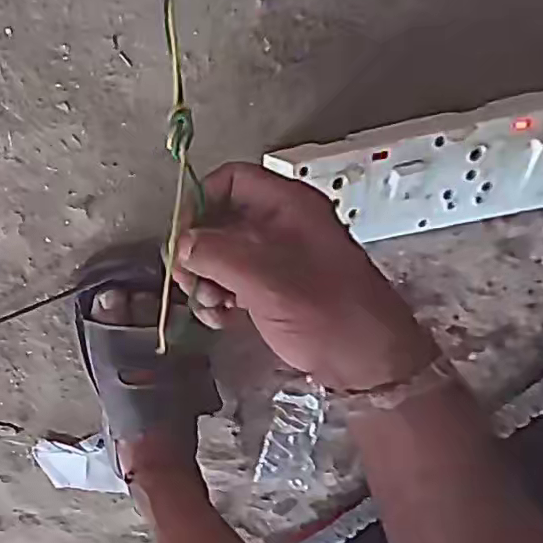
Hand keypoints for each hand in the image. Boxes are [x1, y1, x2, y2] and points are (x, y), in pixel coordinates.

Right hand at [173, 163, 439, 391]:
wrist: (363, 360)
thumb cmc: (327, 314)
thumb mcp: (267, 280)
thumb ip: (218, 254)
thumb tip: (180, 243)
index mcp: (287, 207)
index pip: (230, 181)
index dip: (199, 203)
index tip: (181, 240)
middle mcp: (278, 226)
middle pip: (216, 220)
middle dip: (195, 252)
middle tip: (189, 282)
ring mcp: (272, 257)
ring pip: (215, 254)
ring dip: (202, 281)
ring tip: (211, 306)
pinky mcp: (267, 286)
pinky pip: (226, 281)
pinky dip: (215, 299)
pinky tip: (221, 318)